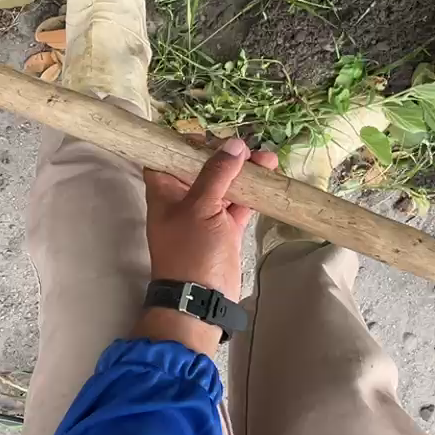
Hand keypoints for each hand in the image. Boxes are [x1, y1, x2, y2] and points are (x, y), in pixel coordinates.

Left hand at [136, 138, 277, 354]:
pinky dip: (252, 194)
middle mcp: (182, 199)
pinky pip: (238, 205)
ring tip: (267, 159)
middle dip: (225, 156)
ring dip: (244, 173)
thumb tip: (234, 144)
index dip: (184, 143)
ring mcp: (204, 215)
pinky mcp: (224, 229)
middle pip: (202, 168)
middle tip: (247, 146)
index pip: (167, 157)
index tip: (208, 134)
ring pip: (225, 185)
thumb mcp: (201, 207)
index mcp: (165, 190)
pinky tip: (269, 180)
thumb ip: (217, 174)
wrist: (200, 300)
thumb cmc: (191, 250)